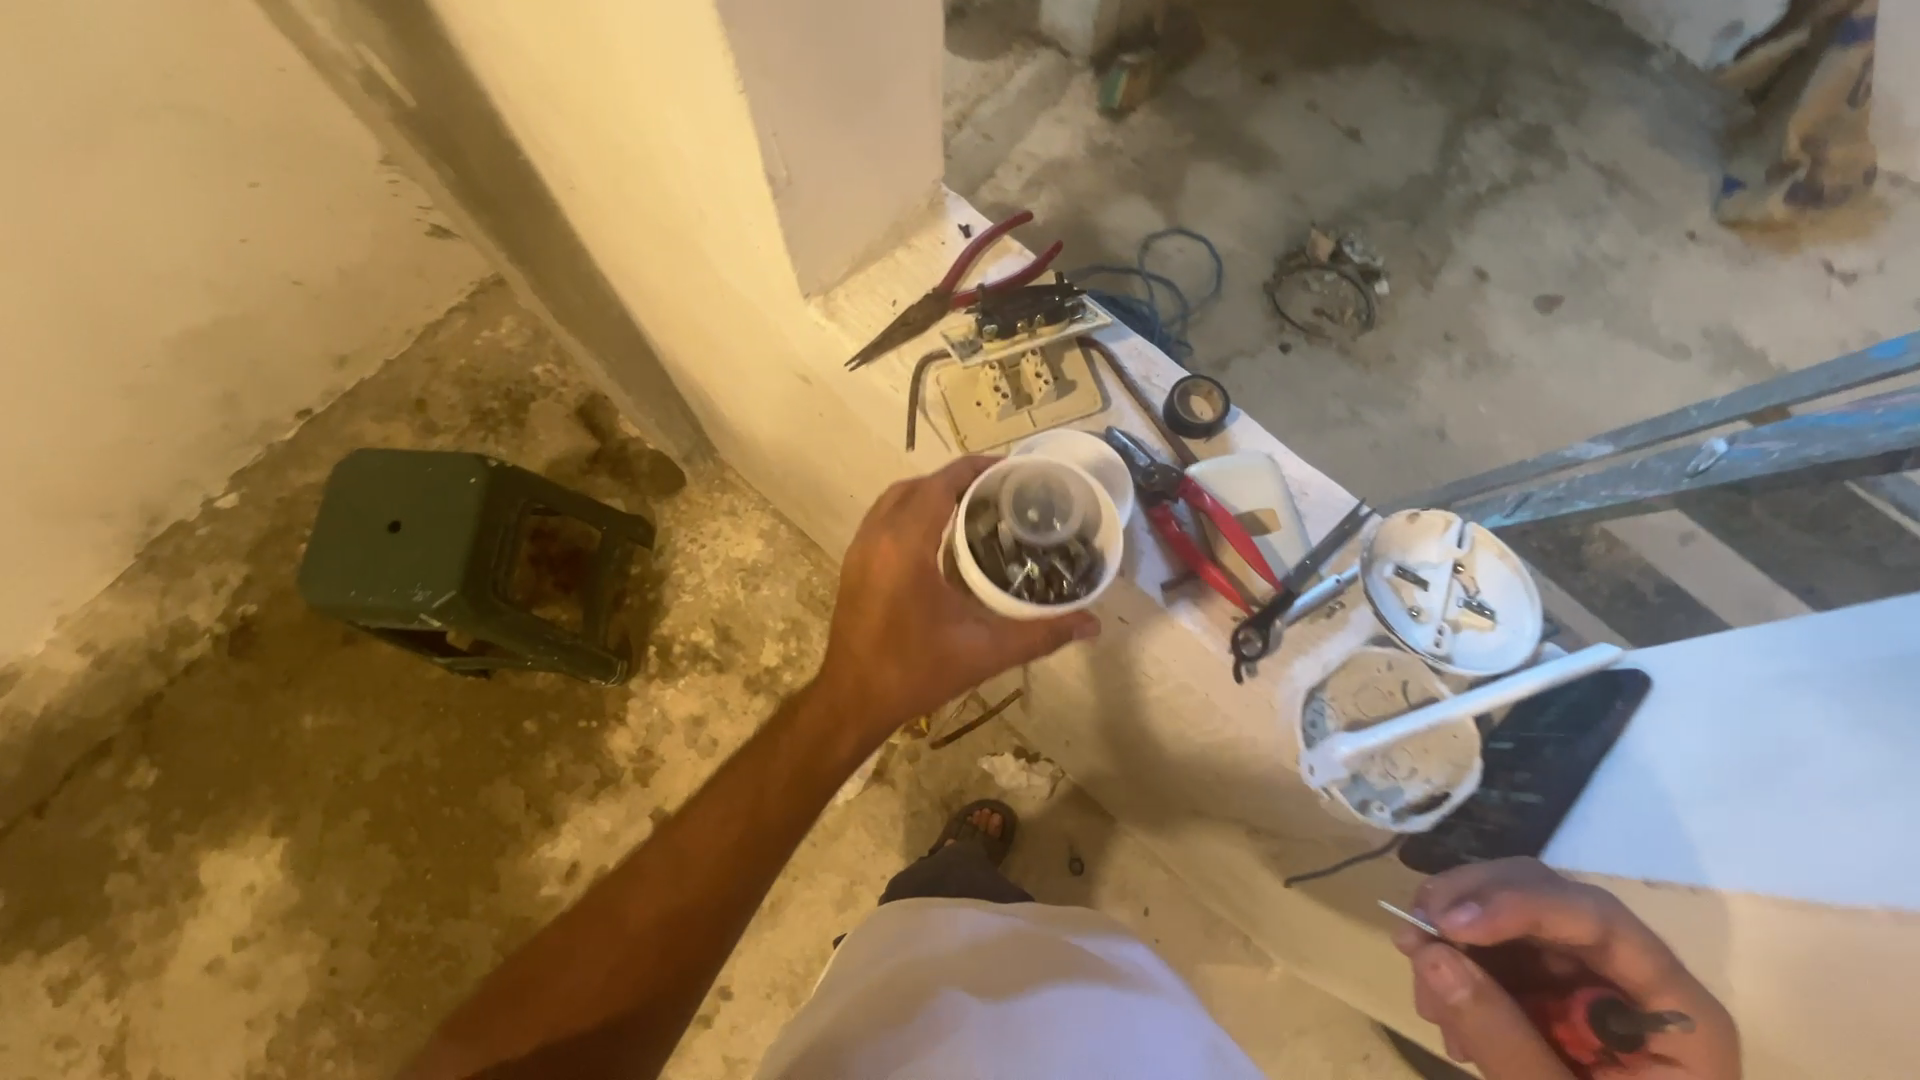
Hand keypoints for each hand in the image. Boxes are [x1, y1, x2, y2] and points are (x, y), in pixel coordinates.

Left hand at [813, 456, 1099, 746]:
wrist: (853, 700)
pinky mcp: (853, 565)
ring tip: (974, 509)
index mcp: (905, 546)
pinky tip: (940, 539)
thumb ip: (1040, 634)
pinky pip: (883, 521)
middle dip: (956, 480)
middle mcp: (876, 537)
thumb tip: (1092, 625)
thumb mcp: (983, 652)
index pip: (940, 485)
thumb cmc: (915, 672)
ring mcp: (859, 550)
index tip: (1011, 470)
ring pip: (896, 501)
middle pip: (917, 486)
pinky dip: (911, 514)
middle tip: (999, 492)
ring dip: (931, 495)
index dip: (976, 469)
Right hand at [1394, 858, 1739, 1078]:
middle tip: (1412, 931)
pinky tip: (1438, 1012)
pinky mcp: (1544, 993)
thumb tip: (1430, 953)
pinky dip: (1452, 965)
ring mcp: (1584, 981)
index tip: (1449, 922)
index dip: (1521, 905)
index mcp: (1674, 1012)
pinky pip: (1489, 950)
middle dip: (1472, 907)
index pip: (1600, 920)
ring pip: (1506, 914)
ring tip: (1425, 1000)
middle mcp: (1630, 976)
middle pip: (1547, 898)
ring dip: (1451, 937)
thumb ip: (1505, 1040)